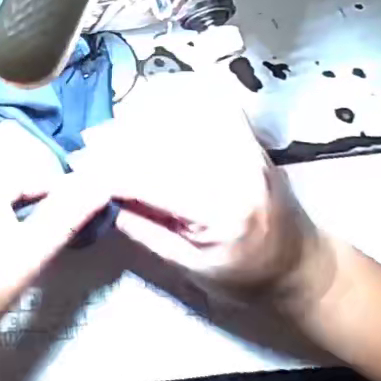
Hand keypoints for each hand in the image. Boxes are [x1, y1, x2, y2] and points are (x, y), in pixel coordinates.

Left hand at [0, 122, 118, 378]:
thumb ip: (65, 214)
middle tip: (44, 216)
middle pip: (2, 146)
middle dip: (31, 172)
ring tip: (24, 222)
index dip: (57, 186)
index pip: (32, 156)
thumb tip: (103, 180)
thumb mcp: (26, 256)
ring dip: (9, 179)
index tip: (65, 221)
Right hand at [73, 71, 347, 323]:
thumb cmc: (245, 277)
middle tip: (82, 148)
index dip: (104, 170)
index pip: (147, 178)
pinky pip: (206, 105)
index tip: (74, 168)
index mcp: (220, 210)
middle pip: (158, 142)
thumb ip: (141, 228)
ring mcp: (246, 147)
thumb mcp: (188, 266)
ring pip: (178, 118)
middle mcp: (235, 169)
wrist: (305, 266)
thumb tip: (95, 195)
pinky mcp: (248, 137)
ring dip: (135, 121)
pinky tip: (146, 113)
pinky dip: (172, 104)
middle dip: (112, 142)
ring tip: (106, 132)